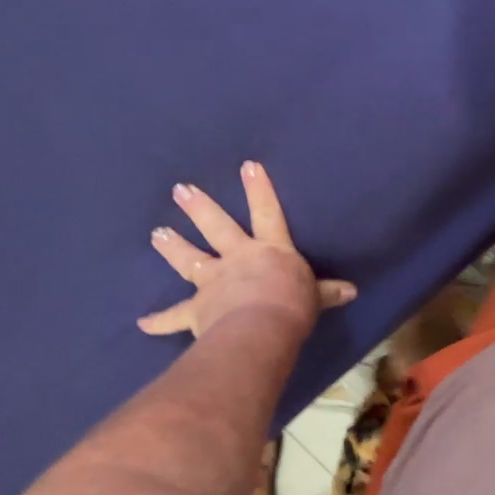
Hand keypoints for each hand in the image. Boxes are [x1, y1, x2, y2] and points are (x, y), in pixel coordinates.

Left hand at [139, 161, 356, 338]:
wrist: (261, 329)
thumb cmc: (294, 305)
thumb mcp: (317, 296)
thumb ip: (328, 292)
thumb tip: (352, 291)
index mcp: (271, 250)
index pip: (267, 212)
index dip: (258, 188)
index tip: (247, 164)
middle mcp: (239, 258)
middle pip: (218, 227)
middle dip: (199, 208)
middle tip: (181, 189)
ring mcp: (214, 282)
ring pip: (191, 259)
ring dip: (173, 246)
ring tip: (157, 233)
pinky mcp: (196, 310)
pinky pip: (175, 316)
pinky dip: (158, 320)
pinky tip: (142, 323)